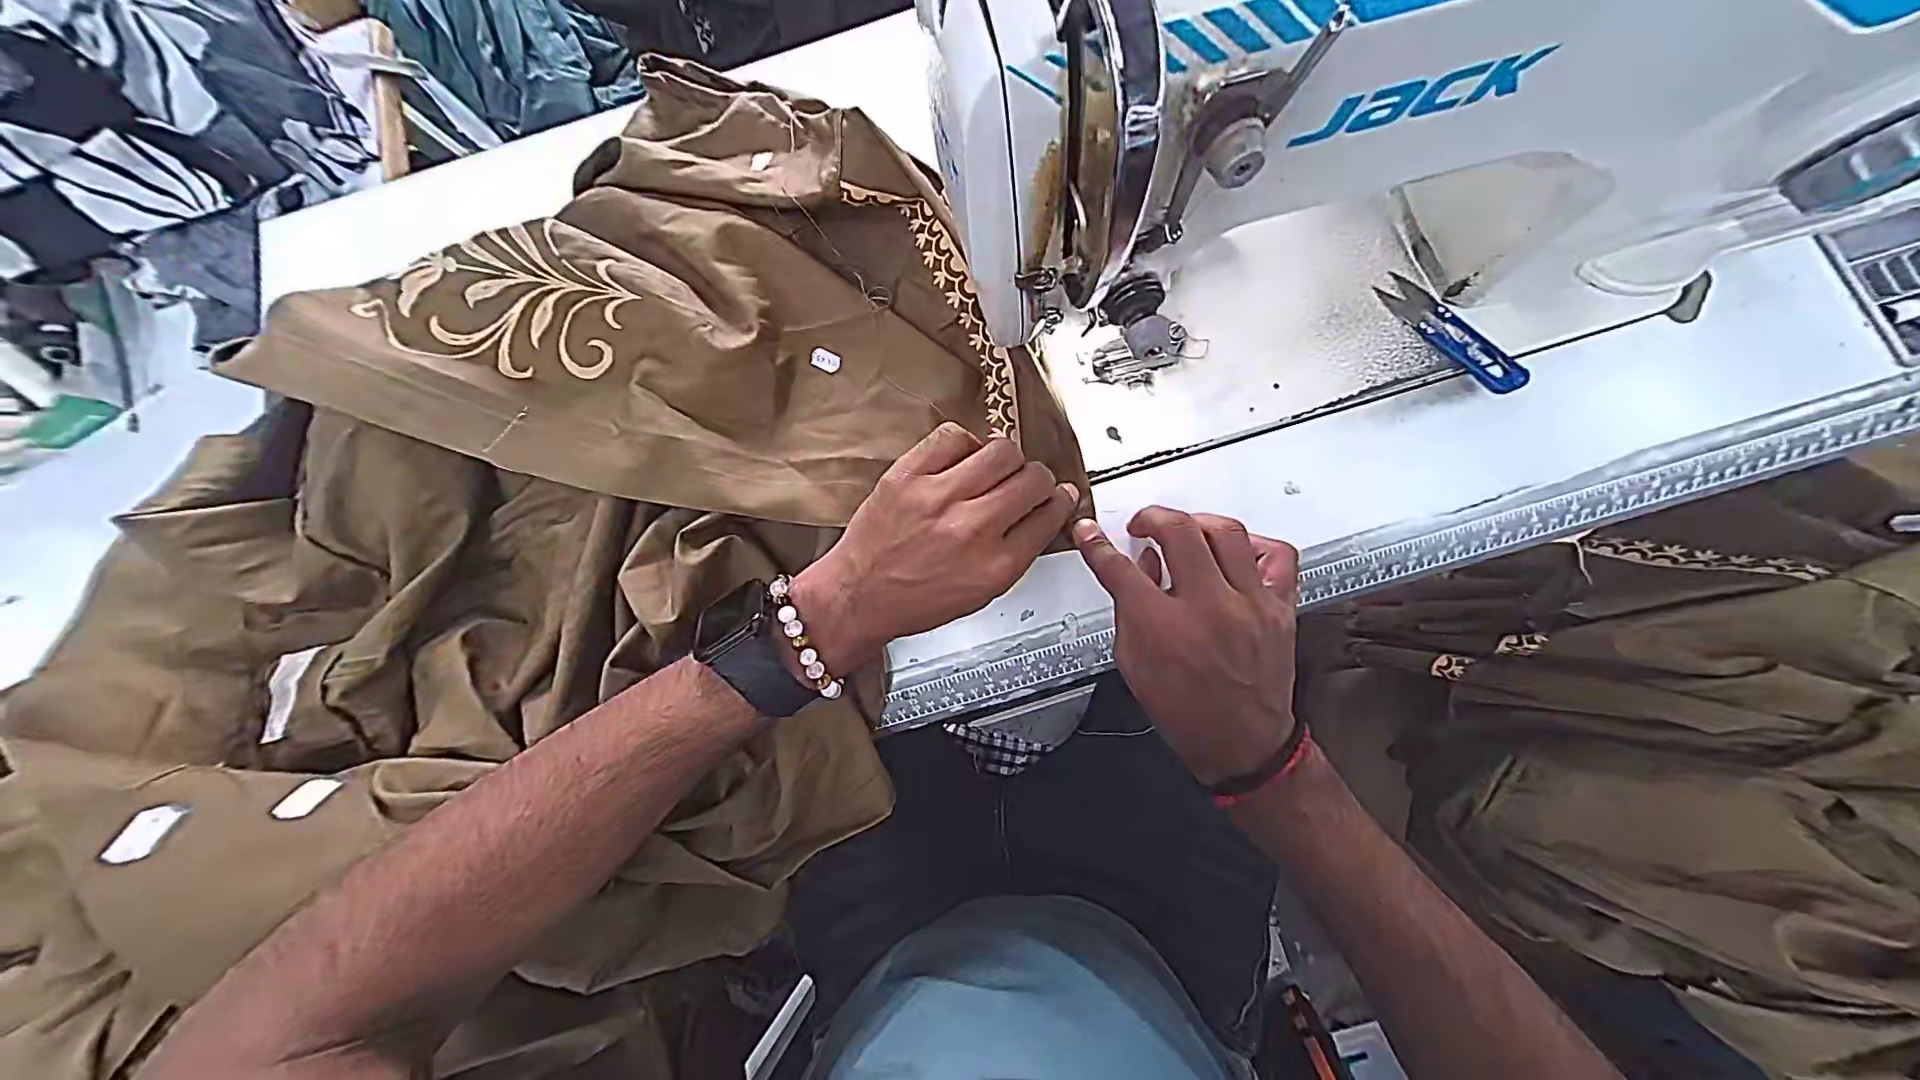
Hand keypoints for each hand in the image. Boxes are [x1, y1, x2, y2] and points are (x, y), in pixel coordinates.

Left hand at [788, 423, 1077, 672]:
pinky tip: (961, 460)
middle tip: (1028, 482)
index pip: (1049, 517)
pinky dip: (966, 443)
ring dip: (1007, 459)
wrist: (858, 595)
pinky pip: (955, 436)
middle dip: (1038, 479)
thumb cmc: (913, 600)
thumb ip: (1016, 554)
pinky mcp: (908, 476)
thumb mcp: (980, 592)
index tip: (1060, 494)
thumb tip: (1042, 516)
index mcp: (996, 566)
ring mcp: (939, 498)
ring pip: (1002, 451)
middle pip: (1033, 480)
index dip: (1060, 502)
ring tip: (995, 470)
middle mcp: (972, 529)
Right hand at [1072, 507, 1299, 785]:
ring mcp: (1249, 606)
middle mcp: (1207, 610)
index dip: (1096, 543)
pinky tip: (1235, 549)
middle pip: (1177, 531)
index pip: (1118, 567)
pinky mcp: (1280, 609)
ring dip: (1196, 522)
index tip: (1091, 532)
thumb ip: (1129, 610)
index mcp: (1161, 628)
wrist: (1241, 744)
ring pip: (1225, 532)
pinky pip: (1277, 554)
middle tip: (1143, 523)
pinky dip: (1252, 543)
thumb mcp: (1134, 664)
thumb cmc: (1187, 712)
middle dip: (1151, 517)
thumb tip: (1139, 568)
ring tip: (1185, 530)